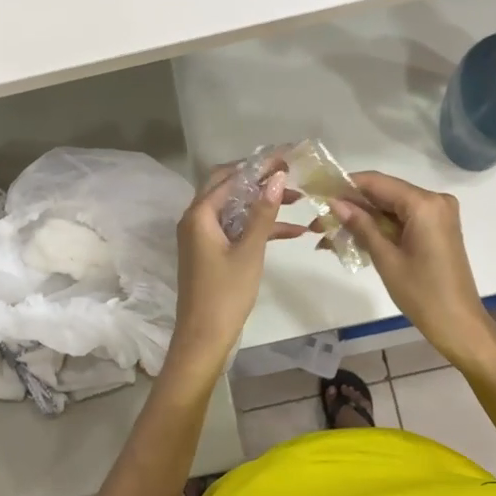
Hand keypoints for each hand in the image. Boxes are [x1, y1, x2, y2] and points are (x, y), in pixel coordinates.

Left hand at [169, 162, 308, 370]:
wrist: (204, 337)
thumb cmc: (226, 294)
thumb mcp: (249, 251)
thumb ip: (263, 213)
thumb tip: (277, 178)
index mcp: (200, 215)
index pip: (230, 176)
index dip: (258, 165)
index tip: (287, 157)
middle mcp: (196, 220)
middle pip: (230, 189)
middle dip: (261, 181)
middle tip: (292, 174)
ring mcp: (202, 238)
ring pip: (236, 210)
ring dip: (264, 205)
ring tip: (299, 200)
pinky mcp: (211, 254)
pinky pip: (236, 231)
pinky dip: (259, 228)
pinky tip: (292, 232)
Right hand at [324, 172, 495, 364]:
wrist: (457, 322)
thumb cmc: (421, 293)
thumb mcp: (386, 258)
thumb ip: (361, 226)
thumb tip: (335, 203)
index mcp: (424, 204)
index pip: (378, 183)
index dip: (346, 186)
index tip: (319, 193)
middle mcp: (434, 200)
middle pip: (385, 193)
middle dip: (352, 206)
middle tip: (319, 221)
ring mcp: (438, 214)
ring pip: (392, 207)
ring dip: (363, 219)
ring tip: (330, 235)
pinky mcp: (437, 228)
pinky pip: (403, 219)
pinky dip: (381, 227)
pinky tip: (355, 239)